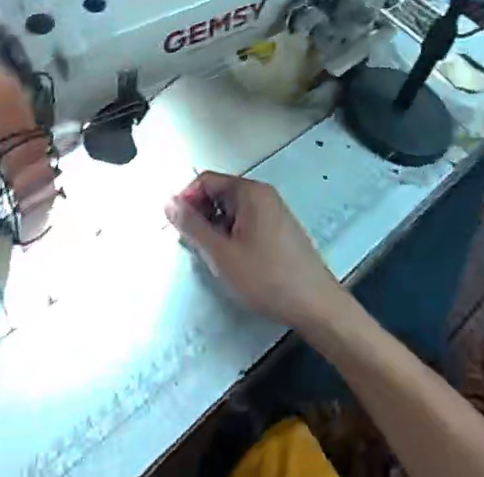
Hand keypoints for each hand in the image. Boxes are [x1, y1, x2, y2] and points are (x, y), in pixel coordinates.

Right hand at [166, 171, 349, 330]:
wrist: (314, 303)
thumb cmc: (266, 277)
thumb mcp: (221, 254)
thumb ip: (192, 226)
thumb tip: (169, 202)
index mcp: (250, 192)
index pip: (207, 180)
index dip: (187, 199)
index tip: (175, 226)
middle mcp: (263, 194)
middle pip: (220, 193)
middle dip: (200, 215)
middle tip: (192, 246)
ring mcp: (273, 211)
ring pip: (232, 210)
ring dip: (215, 228)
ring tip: (211, 258)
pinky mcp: (278, 229)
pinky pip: (246, 222)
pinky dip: (231, 235)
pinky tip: (231, 261)